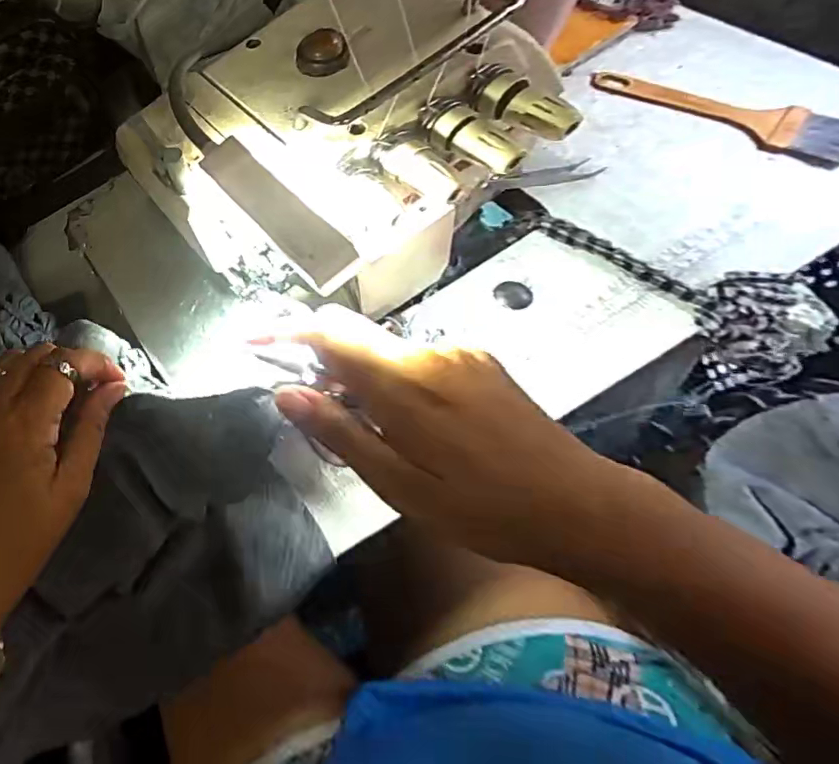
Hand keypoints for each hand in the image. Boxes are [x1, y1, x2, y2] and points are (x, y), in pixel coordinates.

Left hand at [0, 344, 125, 671]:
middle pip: (37, 354)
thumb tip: (114, 388)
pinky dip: (19, 376)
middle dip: (73, 360)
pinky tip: (35, 404)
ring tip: (69, 393)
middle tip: (97, 388)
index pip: (63, 364)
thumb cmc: (24, 539)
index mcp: (25, 421)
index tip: (118, 379)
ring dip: (45, 364)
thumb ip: (91, 429)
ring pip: (12, 361)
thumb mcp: (70, 488)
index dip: (95, 362)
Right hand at [272, 324, 652, 570]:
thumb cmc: (484, 508)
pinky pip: (417, 357)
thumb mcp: (401, 485)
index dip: (286, 330)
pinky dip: (394, 377)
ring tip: (367, 427)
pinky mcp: (478, 360)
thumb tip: (286, 393)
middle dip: (321, 356)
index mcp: (403, 382)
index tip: (255, 338)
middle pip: (356, 335)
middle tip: (310, 400)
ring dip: (361, 373)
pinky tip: (411, 421)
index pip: (330, 334)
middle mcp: (427, 352)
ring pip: (386, 348)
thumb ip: (340, 431)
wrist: (583, 506)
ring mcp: (457, 352)